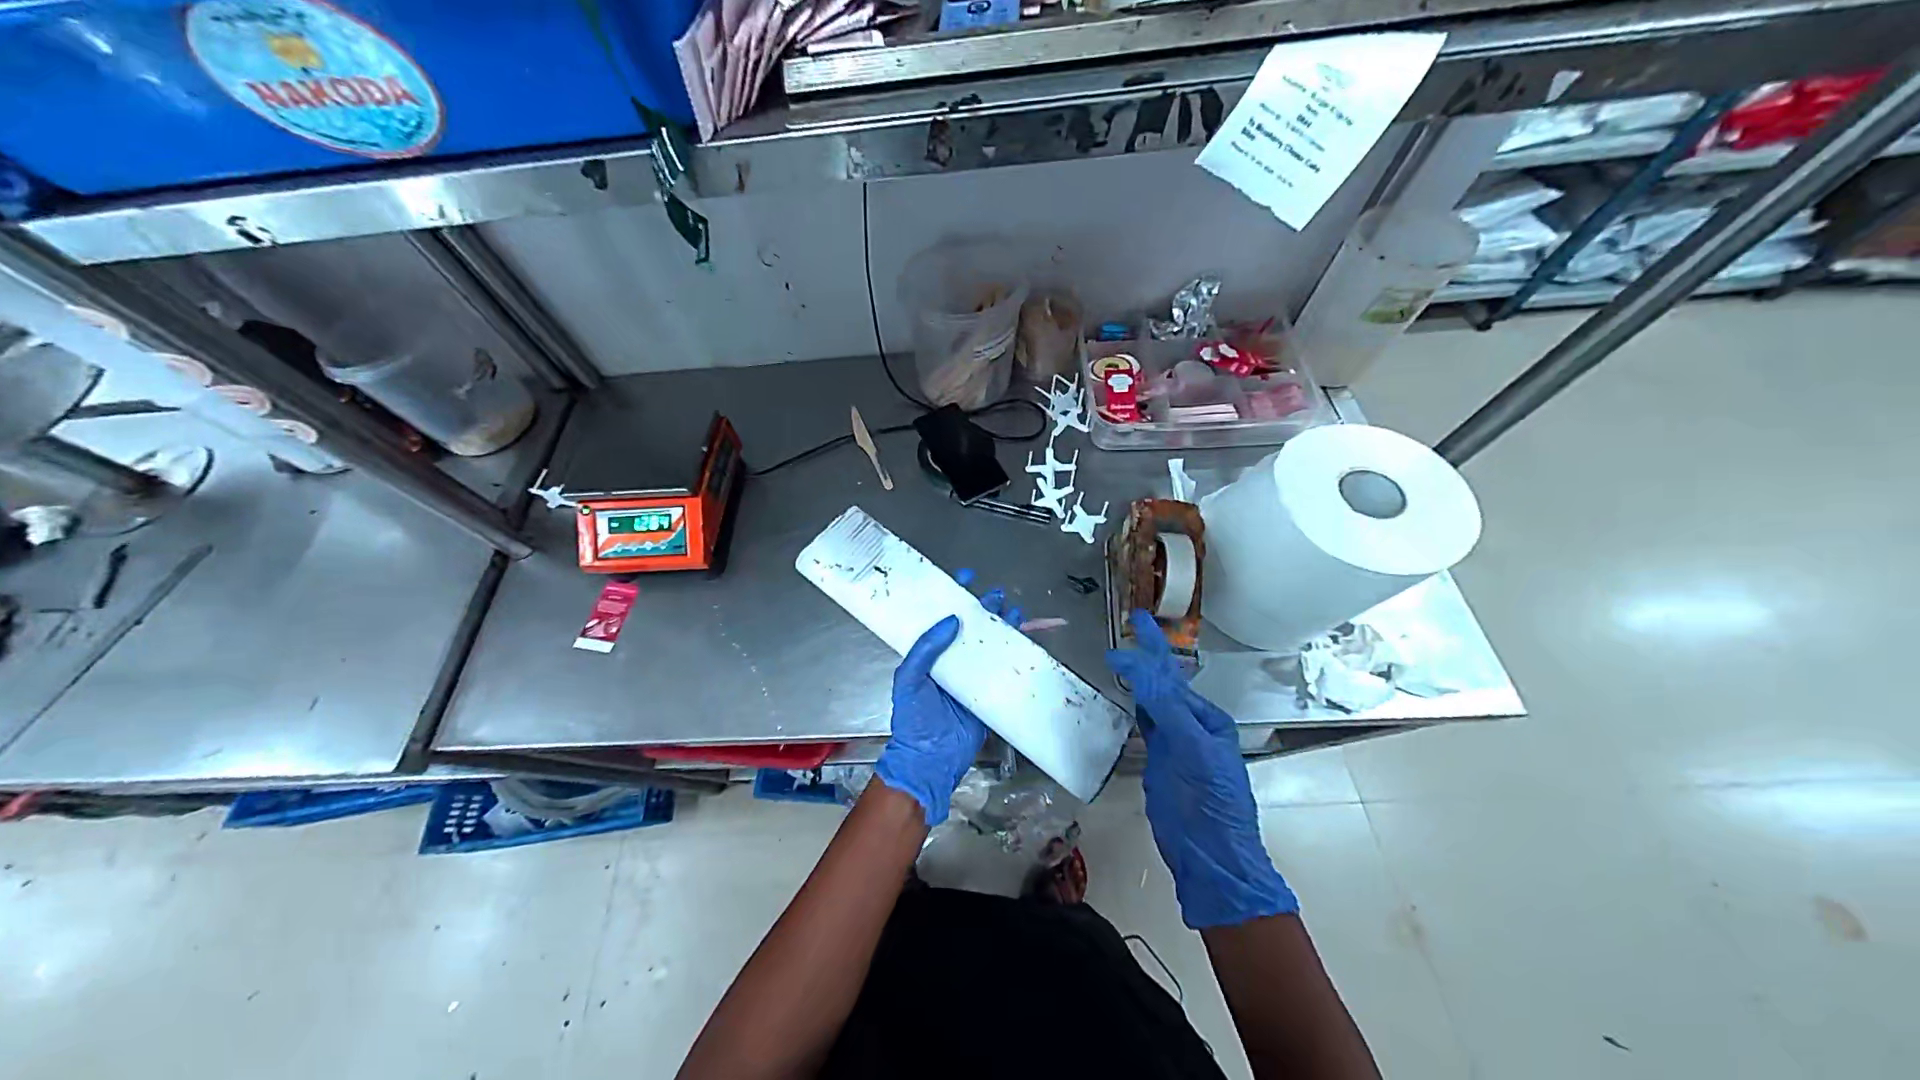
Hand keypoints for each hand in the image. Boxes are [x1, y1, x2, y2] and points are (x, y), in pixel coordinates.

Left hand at [875, 587, 1014, 825]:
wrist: (930, 760)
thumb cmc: (913, 721)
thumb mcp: (908, 679)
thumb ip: (925, 648)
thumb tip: (950, 621)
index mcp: (929, 656)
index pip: (941, 619)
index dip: (952, 598)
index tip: (964, 578)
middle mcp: (952, 662)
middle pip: (971, 628)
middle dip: (984, 609)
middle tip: (996, 595)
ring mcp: (972, 677)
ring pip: (990, 644)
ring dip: (1003, 626)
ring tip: (1014, 611)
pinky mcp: (989, 693)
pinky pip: (1004, 670)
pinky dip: (1016, 654)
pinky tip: (1025, 640)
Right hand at [1106, 609, 1297, 927]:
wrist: (1211, 856)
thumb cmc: (1211, 802)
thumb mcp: (1192, 749)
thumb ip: (1166, 708)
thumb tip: (1139, 668)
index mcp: (1206, 719)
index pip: (1172, 678)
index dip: (1152, 651)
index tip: (1130, 628)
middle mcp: (1191, 726)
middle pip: (1164, 683)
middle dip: (1150, 655)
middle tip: (1134, 624)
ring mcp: (1174, 745)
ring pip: (1154, 702)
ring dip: (1141, 678)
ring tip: (1127, 656)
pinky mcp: (1159, 763)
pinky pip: (1146, 725)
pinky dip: (1136, 707)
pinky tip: (1128, 697)